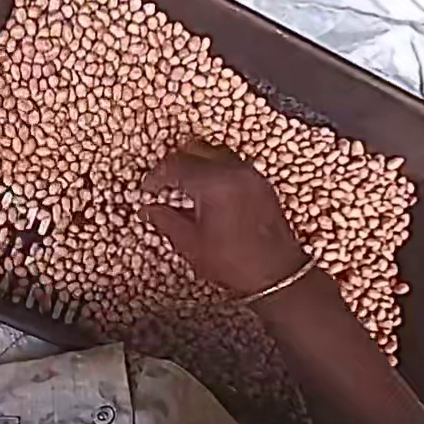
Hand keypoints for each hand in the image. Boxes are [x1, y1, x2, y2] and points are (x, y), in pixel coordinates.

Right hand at [139, 143, 307, 295]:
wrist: (276, 273)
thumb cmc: (233, 262)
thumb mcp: (189, 243)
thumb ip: (165, 220)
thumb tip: (148, 209)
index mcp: (213, 185)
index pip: (174, 165)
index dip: (155, 176)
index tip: (147, 189)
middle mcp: (234, 172)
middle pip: (194, 150)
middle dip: (173, 166)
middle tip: (161, 185)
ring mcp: (250, 175)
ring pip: (214, 152)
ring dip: (194, 165)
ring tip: (182, 188)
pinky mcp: (260, 182)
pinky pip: (230, 163)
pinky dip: (213, 170)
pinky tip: (205, 193)